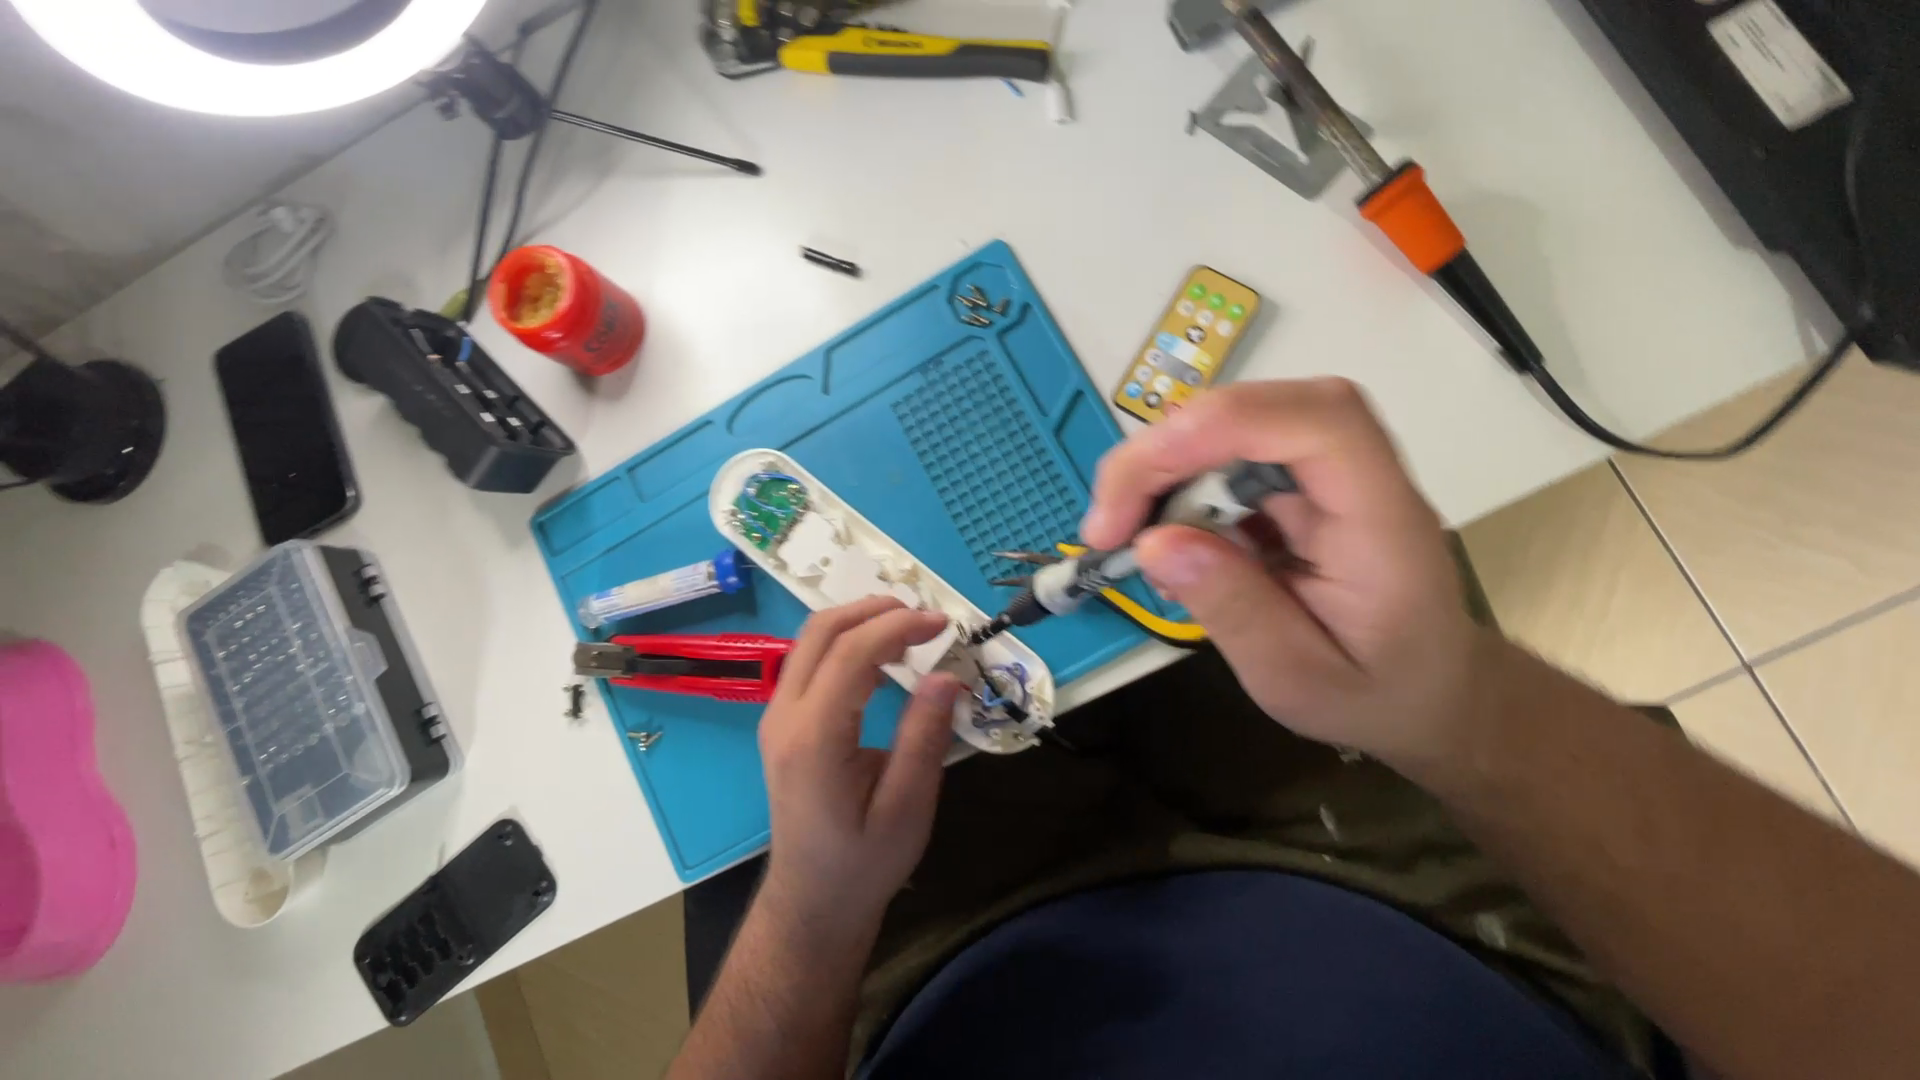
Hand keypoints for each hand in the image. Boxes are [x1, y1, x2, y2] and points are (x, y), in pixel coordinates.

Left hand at [758, 596, 963, 928]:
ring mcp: (777, 717)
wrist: (812, 901)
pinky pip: (810, 662)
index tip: (942, 624)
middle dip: (874, 610)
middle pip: (821, 631)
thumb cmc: (864, 862)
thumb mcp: (906, 808)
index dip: (899, 628)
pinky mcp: (783, 723)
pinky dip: (847, 644)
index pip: (852, 653)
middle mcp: (784, 716)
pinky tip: (883, 662)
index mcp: (814, 738)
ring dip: (859, 622)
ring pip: (811, 641)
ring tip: (910, 631)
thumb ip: (924, 738)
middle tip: (925, 617)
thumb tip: (948, 675)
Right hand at [1082, 378, 1490, 766]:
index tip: (1139, 487)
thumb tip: (1154, 542)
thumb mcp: (1298, 680)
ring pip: (1235, 426)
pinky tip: (1156, 535)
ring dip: (1162, 469)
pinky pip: (1228, 458)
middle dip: (1166, 452)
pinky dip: (1175, 487)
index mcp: (1383, 521)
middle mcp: (1357, 478)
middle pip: (1262, 410)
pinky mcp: (1297, 486)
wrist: (1429, 691)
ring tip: (1120, 533)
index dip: (1224, 425)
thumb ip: (1234, 611)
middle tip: (1107, 523)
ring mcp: (1325, 476)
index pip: (1321, 424)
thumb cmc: (1376, 694)